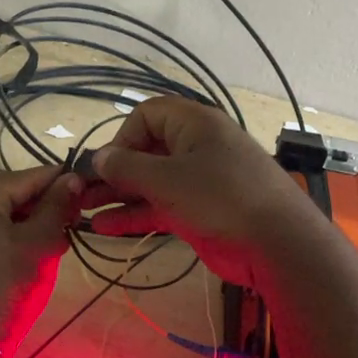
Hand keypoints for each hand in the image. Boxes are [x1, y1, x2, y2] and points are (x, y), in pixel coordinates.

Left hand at [0, 166, 83, 348]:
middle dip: (44, 206)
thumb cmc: (7, 287)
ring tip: (56, 242)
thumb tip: (73, 178)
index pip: (26, 177)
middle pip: (11, 193)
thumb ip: (57, 207)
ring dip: (30, 222)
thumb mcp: (38, 244)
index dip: (59, 181)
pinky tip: (31, 250)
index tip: (87, 188)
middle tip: (73, 223)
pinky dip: (11, 234)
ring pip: (0, 212)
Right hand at [85, 98, 326, 286]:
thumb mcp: (168, 180)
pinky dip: (136, 214)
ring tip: (83, 211)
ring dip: (118, 195)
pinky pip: (160, 205)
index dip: (122, 136)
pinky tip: (105, 227)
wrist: (276, 242)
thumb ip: (127, 168)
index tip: (106, 165)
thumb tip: (98, 159)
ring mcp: (198, 180)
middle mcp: (195, 147)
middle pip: (145, 151)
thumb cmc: (221, 198)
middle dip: (113, 171)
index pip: (147, 115)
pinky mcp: (199, 211)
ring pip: (150, 182)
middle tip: (81, 193)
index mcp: (194, 124)